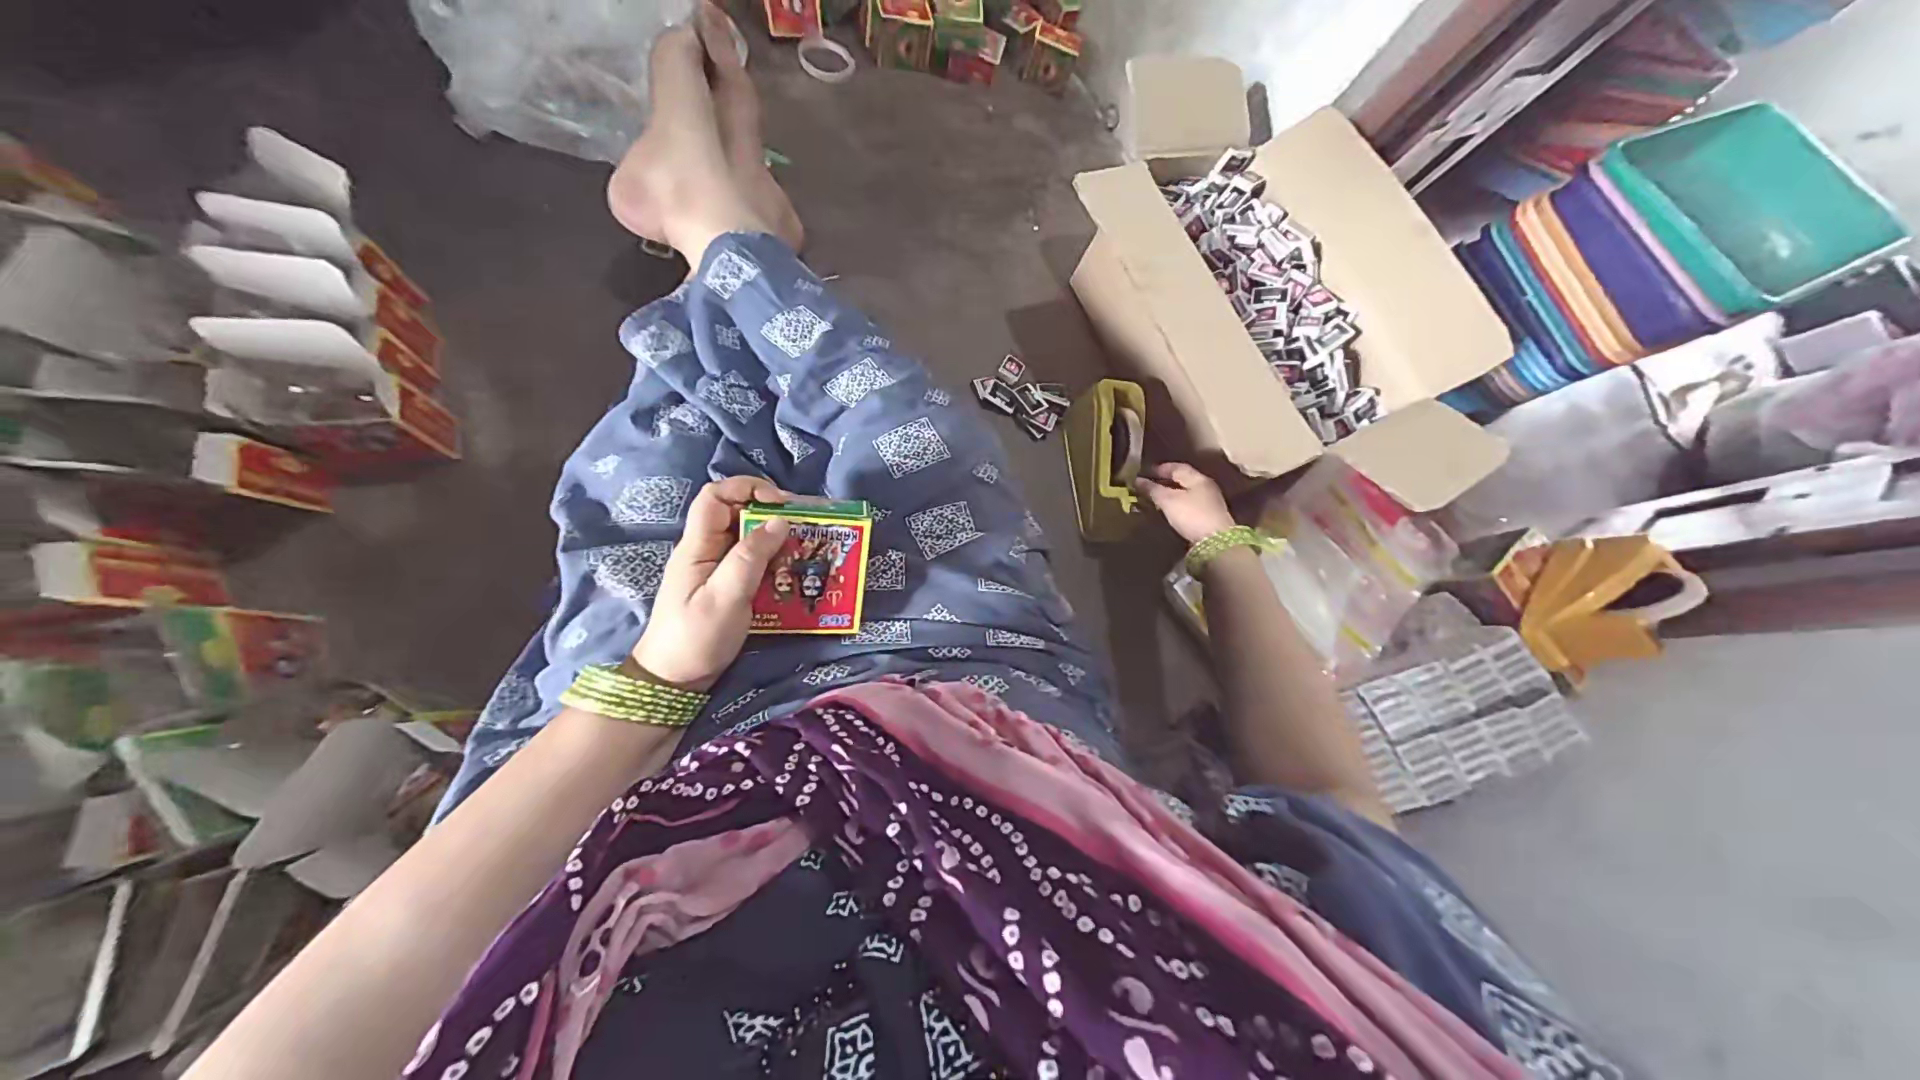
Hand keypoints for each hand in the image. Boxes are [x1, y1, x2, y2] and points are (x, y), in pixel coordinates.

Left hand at [630, 476, 790, 691]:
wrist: (673, 681)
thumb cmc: (695, 638)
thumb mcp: (725, 597)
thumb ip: (751, 557)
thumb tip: (780, 521)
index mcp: (698, 545)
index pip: (716, 496)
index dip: (748, 489)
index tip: (782, 506)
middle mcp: (708, 550)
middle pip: (739, 513)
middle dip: (774, 513)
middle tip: (808, 525)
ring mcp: (718, 568)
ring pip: (750, 537)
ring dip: (779, 538)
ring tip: (810, 546)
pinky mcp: (729, 586)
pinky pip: (755, 561)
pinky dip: (777, 560)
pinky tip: (797, 570)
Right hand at [1134, 462, 1236, 543]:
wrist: (1216, 542)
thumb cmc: (1191, 515)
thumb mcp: (1168, 500)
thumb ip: (1152, 489)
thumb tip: (1137, 480)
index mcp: (1198, 478)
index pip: (1177, 467)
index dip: (1159, 468)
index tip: (1144, 472)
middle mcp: (1205, 487)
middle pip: (1182, 480)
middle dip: (1164, 481)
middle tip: (1147, 485)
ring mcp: (1209, 503)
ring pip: (1185, 493)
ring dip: (1169, 494)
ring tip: (1154, 498)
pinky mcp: (1208, 517)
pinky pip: (1188, 505)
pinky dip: (1176, 504)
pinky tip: (1167, 510)